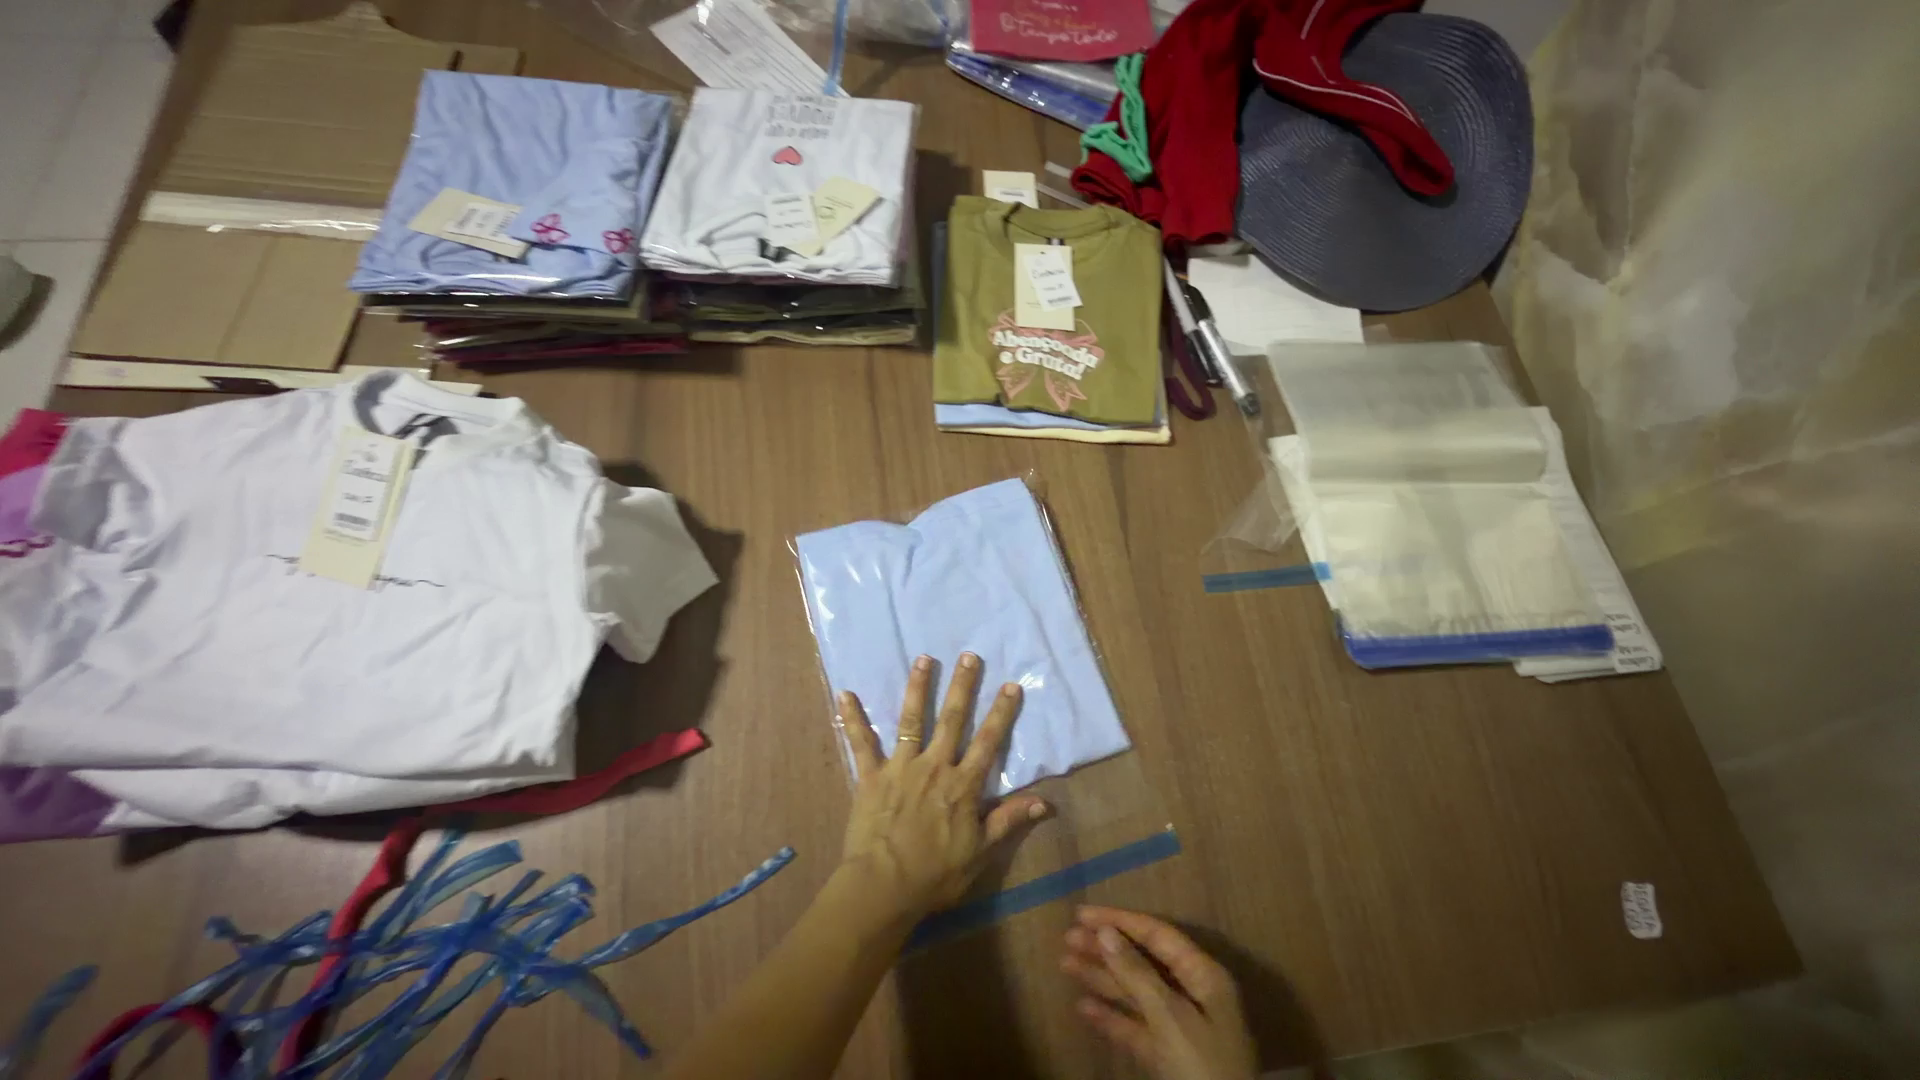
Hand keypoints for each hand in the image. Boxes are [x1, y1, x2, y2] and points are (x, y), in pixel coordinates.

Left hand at [835, 653, 1047, 916]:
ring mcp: (900, 768)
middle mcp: (934, 767)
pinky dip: (852, 718)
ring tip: (923, 659)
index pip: (988, 742)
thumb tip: (1045, 801)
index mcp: (963, 785)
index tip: (1010, 685)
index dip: (1001, 713)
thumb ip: (1008, 821)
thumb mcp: (980, 853)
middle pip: (952, 720)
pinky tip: (844, 694)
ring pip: (911, 720)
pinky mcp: (870, 776)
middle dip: (962, 686)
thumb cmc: (936, 875)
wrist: (884, 886)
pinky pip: (860, 743)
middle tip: (969, 656)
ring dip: (918, 688)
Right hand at [1062, 906, 1258, 1079]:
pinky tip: (1083, 1008)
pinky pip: (1135, 1027)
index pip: (1157, 934)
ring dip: (1101, 978)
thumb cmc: (1204, 1066)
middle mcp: (1192, 994)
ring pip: (1135, 992)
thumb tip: (1107, 932)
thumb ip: (1138, 974)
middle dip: (1105, 949)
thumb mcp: (1171, 1017)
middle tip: (1067, 938)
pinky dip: (1111, 1017)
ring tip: (1065, 965)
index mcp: (1203, 975)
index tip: (1082, 914)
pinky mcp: (1168, 1056)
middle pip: (1143, 961)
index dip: (1119, 921)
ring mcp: (1180, 1027)